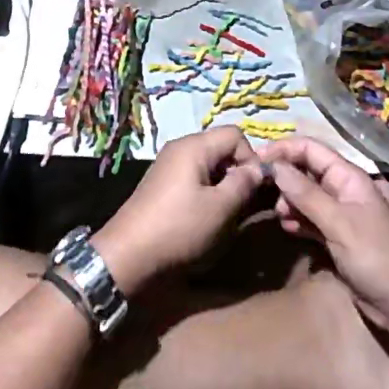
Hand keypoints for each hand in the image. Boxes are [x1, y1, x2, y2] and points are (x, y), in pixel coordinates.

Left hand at [92, 128, 266, 295]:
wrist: (128, 254)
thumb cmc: (178, 227)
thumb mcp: (219, 208)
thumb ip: (244, 184)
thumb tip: (259, 169)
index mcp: (194, 146)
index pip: (235, 134)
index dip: (251, 158)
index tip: (255, 188)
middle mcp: (180, 147)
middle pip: (221, 147)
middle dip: (238, 171)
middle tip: (245, 203)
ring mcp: (169, 164)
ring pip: (209, 163)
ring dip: (223, 184)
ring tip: (228, 213)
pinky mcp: (163, 183)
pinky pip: (194, 176)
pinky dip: (207, 190)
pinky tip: (206, 215)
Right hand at [258, 137, 388, 328]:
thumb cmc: (374, 257)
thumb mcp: (338, 223)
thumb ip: (305, 194)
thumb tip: (275, 166)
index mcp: (350, 177)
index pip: (311, 149)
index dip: (283, 149)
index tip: (257, 159)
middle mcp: (345, 189)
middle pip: (307, 170)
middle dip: (285, 178)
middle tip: (264, 193)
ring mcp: (342, 213)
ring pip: (307, 195)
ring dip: (289, 201)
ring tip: (280, 216)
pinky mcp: (338, 236)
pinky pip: (311, 218)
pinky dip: (298, 219)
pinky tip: (288, 228)